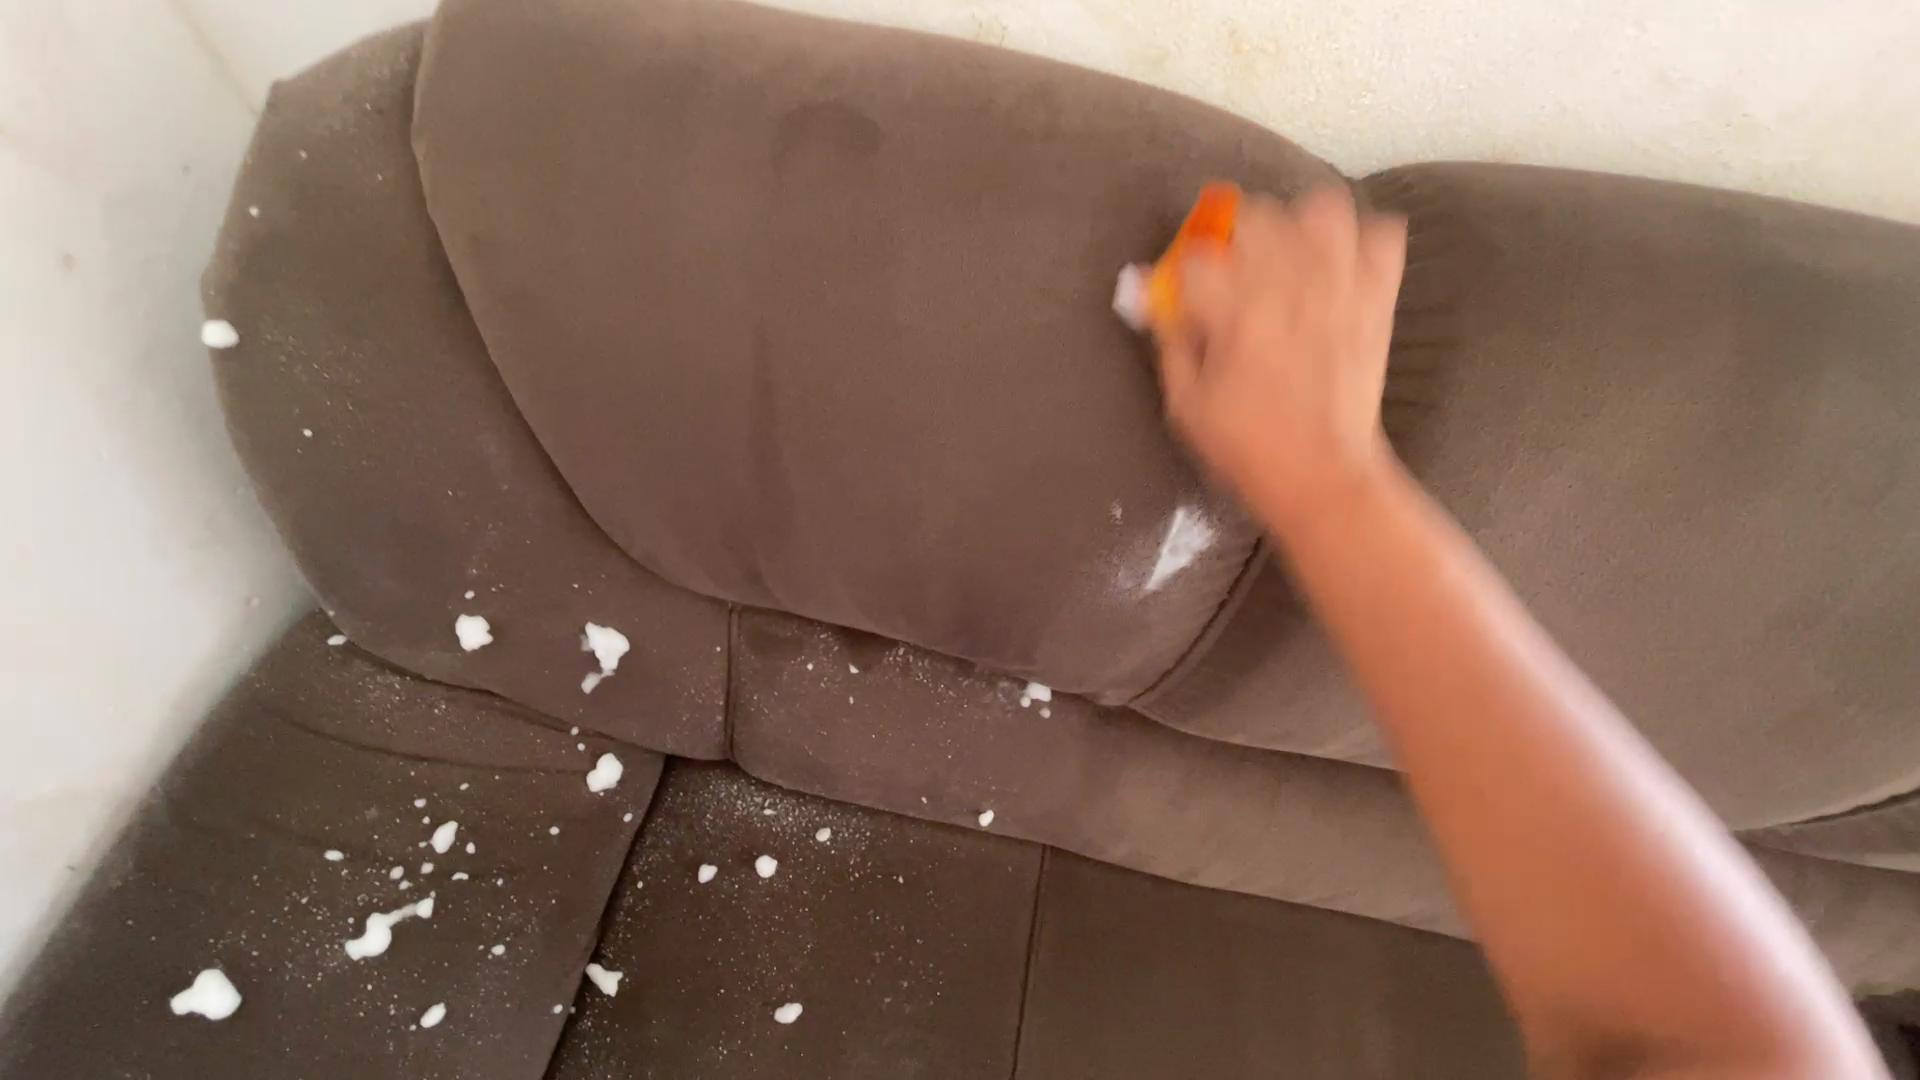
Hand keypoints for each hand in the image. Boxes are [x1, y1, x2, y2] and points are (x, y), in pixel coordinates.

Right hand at [1153, 185, 1407, 533]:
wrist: (1322, 474)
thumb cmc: (1246, 447)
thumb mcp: (1186, 405)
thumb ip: (1171, 341)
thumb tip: (1149, 296)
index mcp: (1236, 314)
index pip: (1197, 259)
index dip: (1181, 273)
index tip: (1181, 293)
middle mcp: (1291, 286)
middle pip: (1256, 217)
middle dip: (1232, 239)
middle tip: (1229, 271)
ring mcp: (1340, 287)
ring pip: (1321, 209)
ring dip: (1296, 225)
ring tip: (1284, 256)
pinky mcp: (1377, 298)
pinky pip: (1382, 235)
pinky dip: (1358, 241)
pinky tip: (1336, 266)